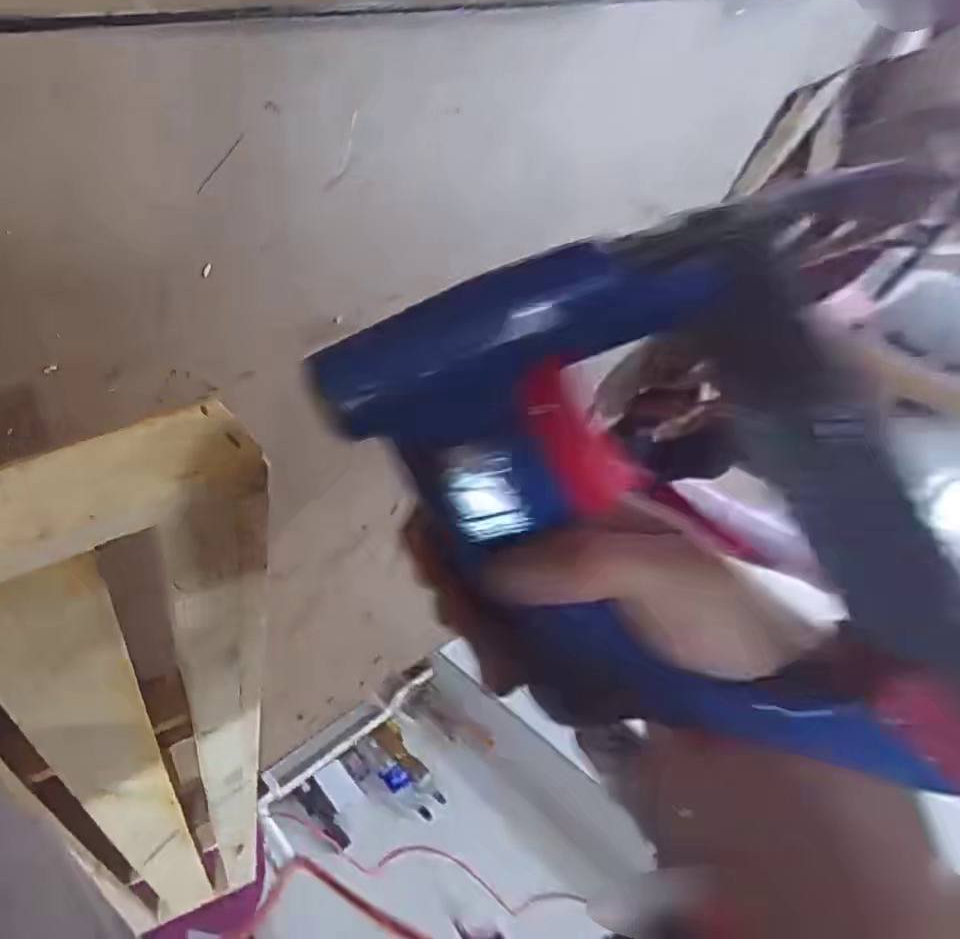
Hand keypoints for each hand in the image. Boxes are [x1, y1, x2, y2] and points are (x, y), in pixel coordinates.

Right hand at [406, 500, 959, 938]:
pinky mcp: (545, 631)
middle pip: (463, 541)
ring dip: (469, 622)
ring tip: (497, 662)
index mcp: (575, 507)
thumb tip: (484, 575)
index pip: (483, 488)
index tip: (429, 553)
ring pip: (470, 588)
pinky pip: (491, 629)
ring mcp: (545, 587)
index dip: (443, 511)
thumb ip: (577, 562)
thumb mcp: (667, 574)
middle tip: (458, 617)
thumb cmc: (725, 624)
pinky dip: (487, 650)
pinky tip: (506, 676)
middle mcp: (549, 539)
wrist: (774, 716)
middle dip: (450, 580)